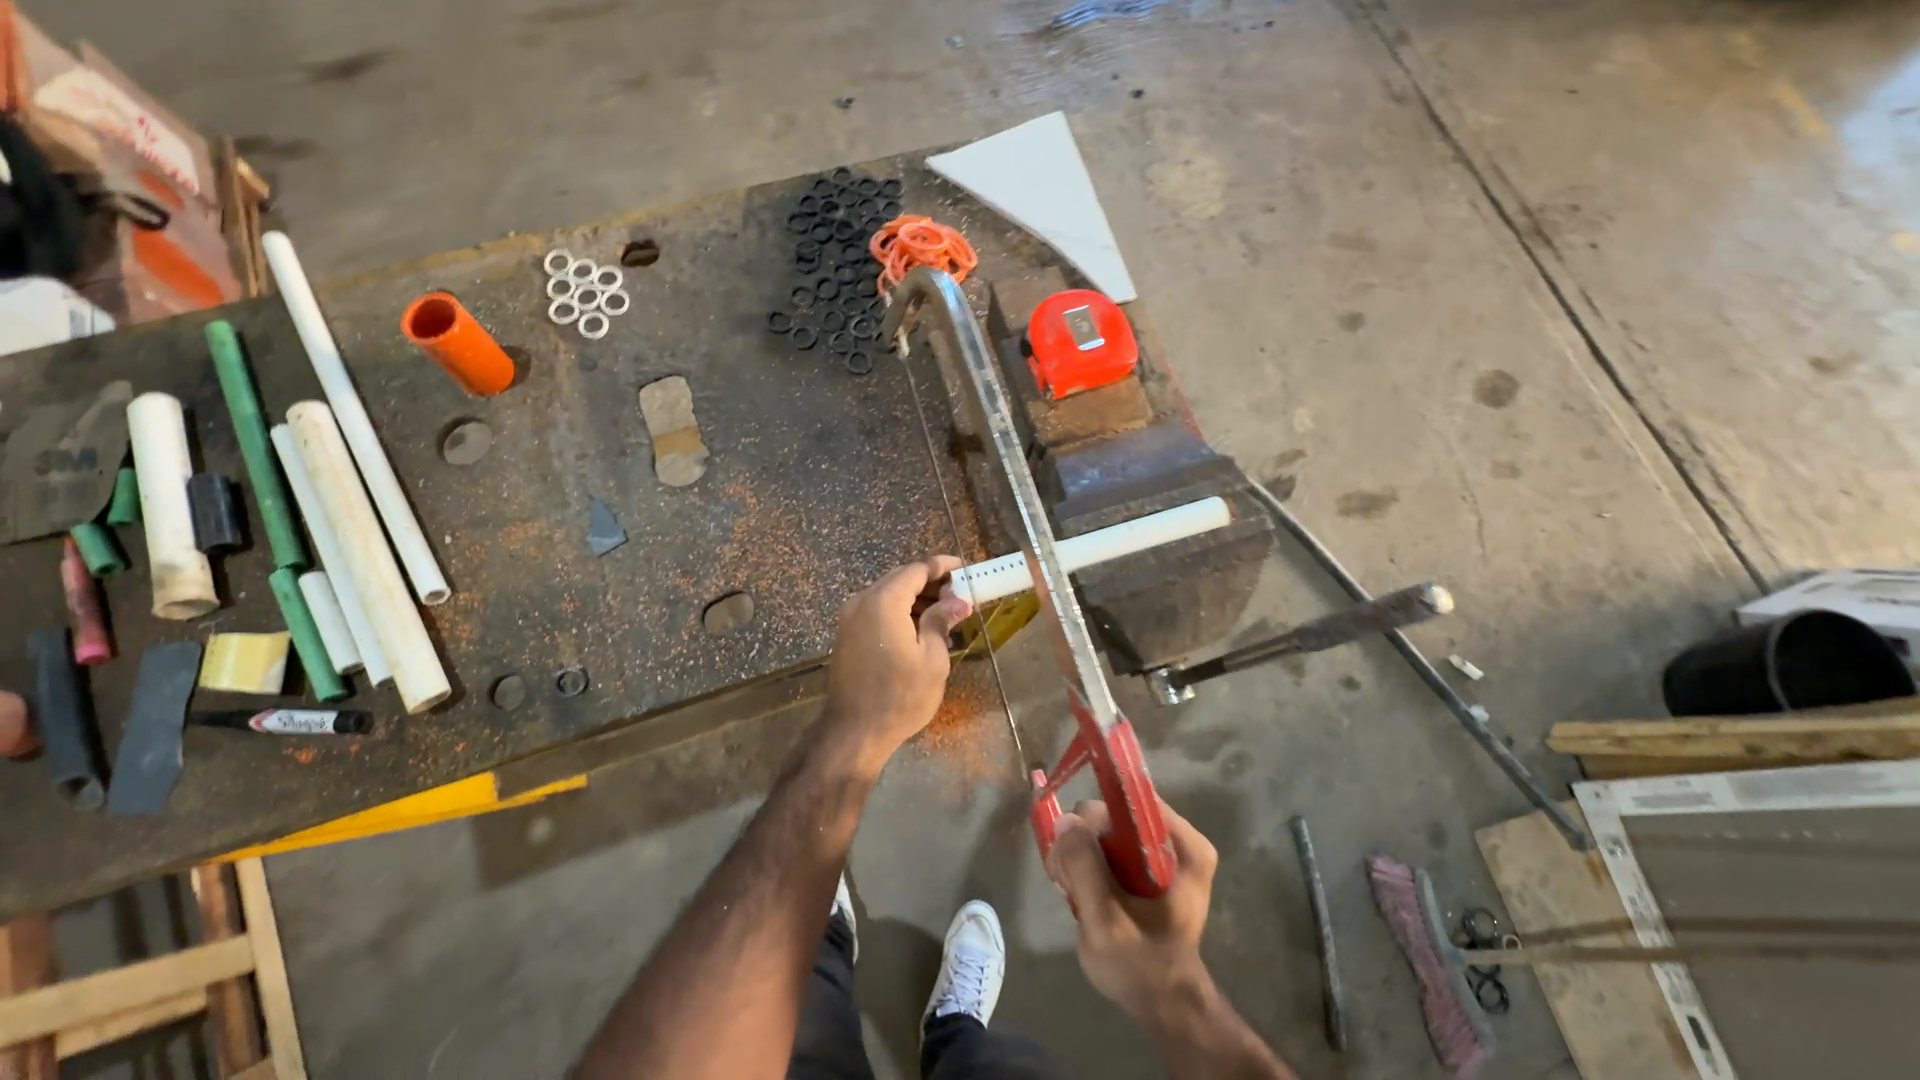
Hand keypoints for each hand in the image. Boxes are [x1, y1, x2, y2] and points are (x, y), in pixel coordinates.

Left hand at [821, 556, 972, 767]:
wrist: (854, 731)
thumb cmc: (900, 696)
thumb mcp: (931, 659)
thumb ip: (941, 621)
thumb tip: (959, 602)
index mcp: (884, 601)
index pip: (917, 570)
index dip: (943, 567)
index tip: (966, 569)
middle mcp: (862, 601)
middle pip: (901, 579)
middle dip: (931, 583)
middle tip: (960, 594)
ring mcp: (850, 618)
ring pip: (888, 595)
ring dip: (916, 599)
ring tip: (947, 615)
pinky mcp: (847, 634)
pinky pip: (877, 611)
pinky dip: (900, 612)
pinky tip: (922, 630)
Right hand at [1044, 798, 1219, 1031]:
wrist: (1162, 1005)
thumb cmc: (1141, 964)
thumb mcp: (1106, 918)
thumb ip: (1084, 866)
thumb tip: (1065, 821)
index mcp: (1185, 845)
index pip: (1130, 801)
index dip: (1095, 819)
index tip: (1073, 847)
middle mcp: (1177, 841)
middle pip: (1115, 815)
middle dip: (1084, 842)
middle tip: (1068, 880)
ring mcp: (1162, 854)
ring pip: (1106, 831)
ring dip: (1082, 857)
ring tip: (1074, 894)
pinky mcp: (1147, 869)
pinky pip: (1108, 849)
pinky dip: (1089, 867)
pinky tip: (1082, 896)